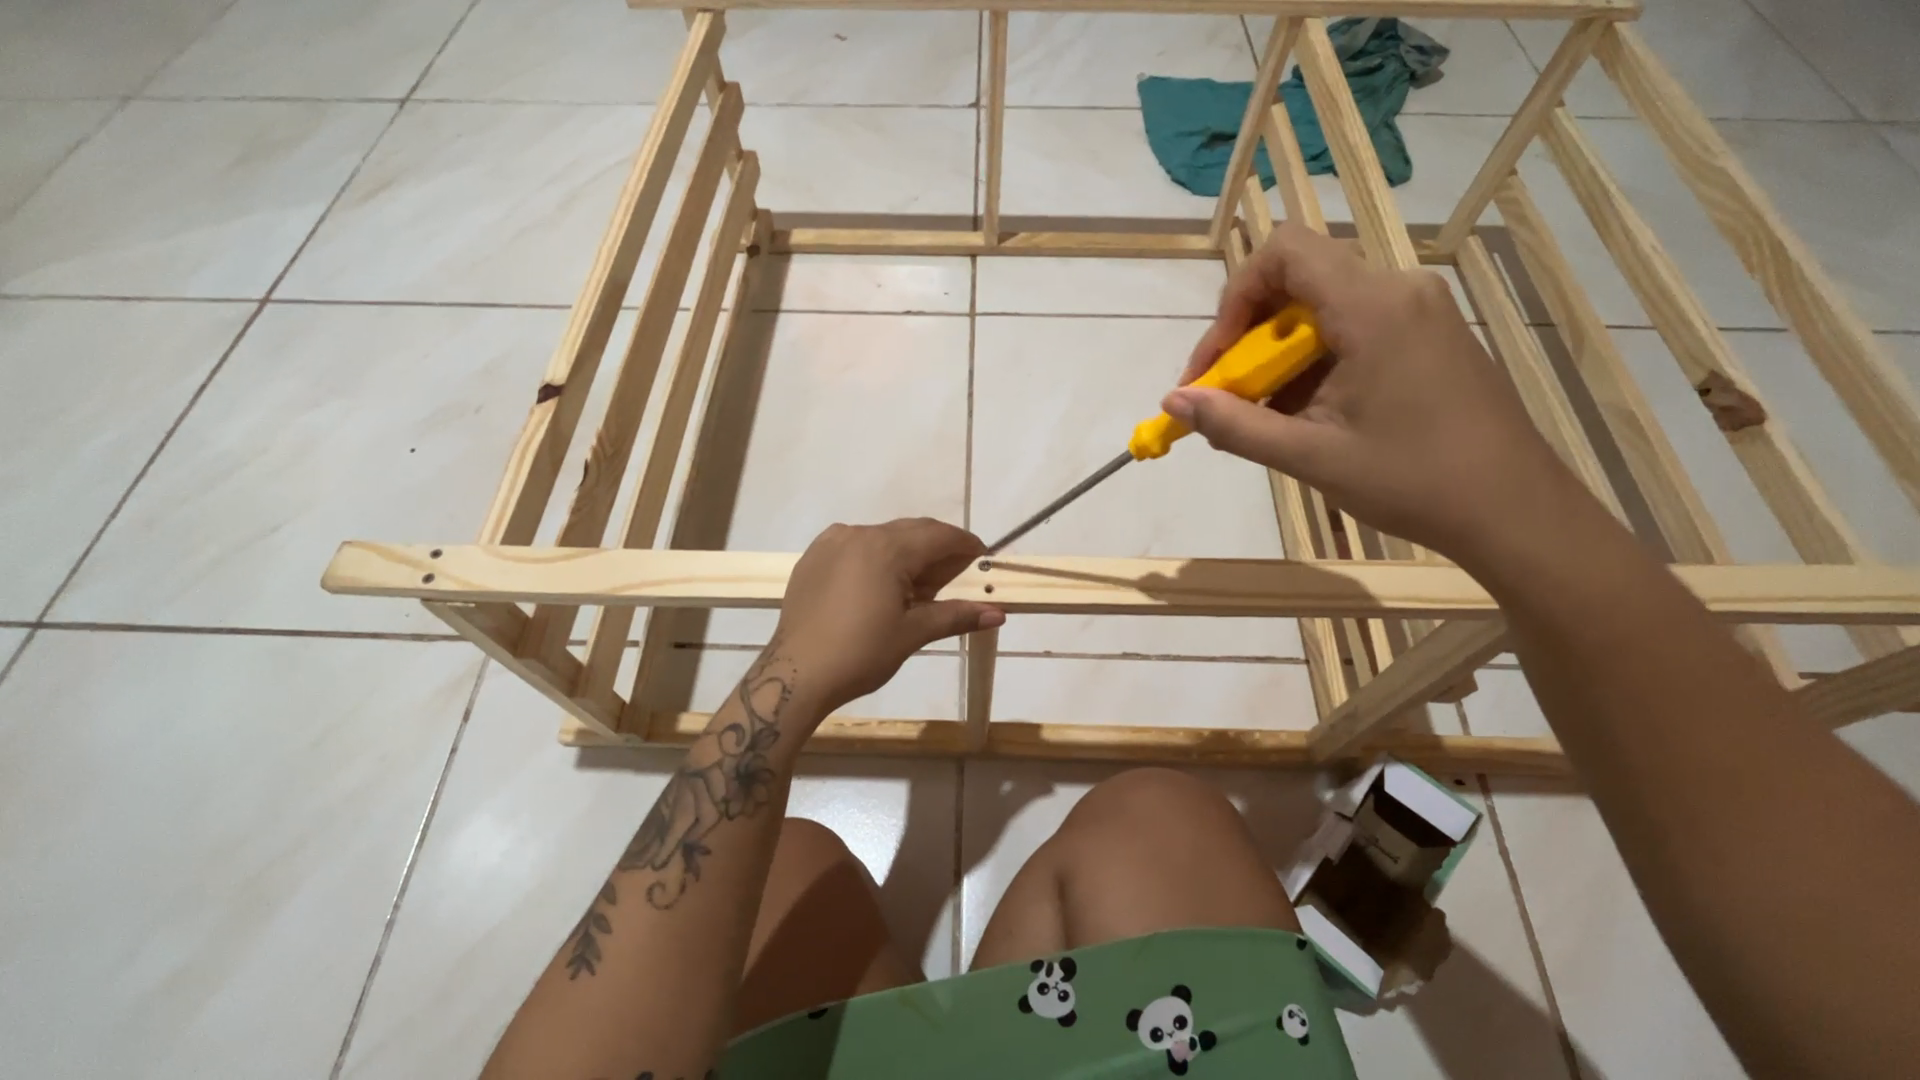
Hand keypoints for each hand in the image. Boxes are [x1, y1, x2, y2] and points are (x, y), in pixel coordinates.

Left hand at [774, 518, 1004, 714]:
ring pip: (883, 537)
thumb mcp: (913, 634)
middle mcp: (859, 534)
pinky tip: (878, 589)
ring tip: (913, 591)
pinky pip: (855, 546)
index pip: (939, 535)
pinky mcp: (812, 557)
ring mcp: (831, 543)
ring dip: (906, 555)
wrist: (796, 675)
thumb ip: (957, 615)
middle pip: (911, 531)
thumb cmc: (860, 654)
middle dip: (937, 551)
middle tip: (952, 582)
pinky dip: (876, 559)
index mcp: (886, 548)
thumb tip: (999, 614)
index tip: (983, 560)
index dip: (965, 545)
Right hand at [1166, 222, 1581, 561]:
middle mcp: (1399, 291)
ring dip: (1281, 356)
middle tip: (1227, 395)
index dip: (1235, 298)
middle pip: (1300, 280)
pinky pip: (1355, 328)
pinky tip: (1310, 416)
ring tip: (1265, 418)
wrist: (1514, 510)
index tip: (1217, 363)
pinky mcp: (1431, 335)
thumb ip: (1235, 424)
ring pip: (1325, 308)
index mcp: (1372, 307)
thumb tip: (1174, 402)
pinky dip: (1317, 362)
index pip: (1284, 252)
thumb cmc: (1412, 481)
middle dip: (1249, 336)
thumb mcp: (1310, 456)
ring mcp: (1421, 311)